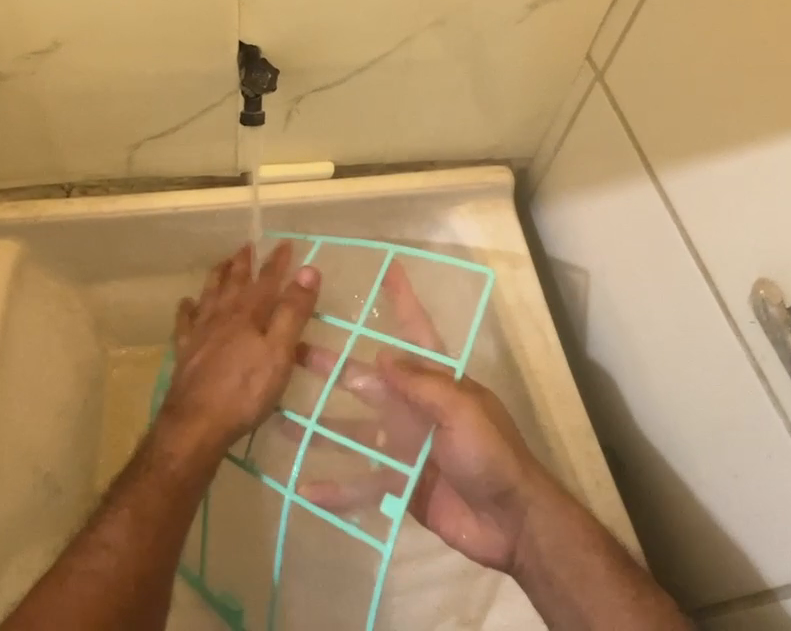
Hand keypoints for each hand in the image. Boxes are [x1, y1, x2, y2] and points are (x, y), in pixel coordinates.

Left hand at [156, 242, 319, 460]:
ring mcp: (200, 333)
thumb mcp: (279, 352)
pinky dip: (187, 309)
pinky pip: (185, 322)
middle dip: (243, 263)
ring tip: (221, 263)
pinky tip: (186, 304)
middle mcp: (222, 316)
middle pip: (234, 282)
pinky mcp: (186, 352)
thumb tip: (308, 270)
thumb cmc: (246, 391)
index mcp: (249, 314)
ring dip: (217, 277)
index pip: (267, 280)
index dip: (277, 262)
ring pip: (209, 295)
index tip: (286, 243)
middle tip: (247, 245)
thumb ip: (293, 311)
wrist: (196, 423)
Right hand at [292, 269, 558, 572]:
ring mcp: (403, 446)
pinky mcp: (398, 484)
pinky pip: (360, 484)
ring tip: (280, 418)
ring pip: (352, 430)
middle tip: (291, 350)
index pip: (415, 332)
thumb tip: (380, 352)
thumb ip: (420, 382)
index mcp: (436, 382)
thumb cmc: (490, 453)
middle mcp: (414, 407)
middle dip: (331, 366)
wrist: (510, 523)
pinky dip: (335, 488)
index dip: (403, 300)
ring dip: (319, 426)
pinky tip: (303, 487)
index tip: (388, 267)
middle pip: (365, 381)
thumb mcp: (461, 408)